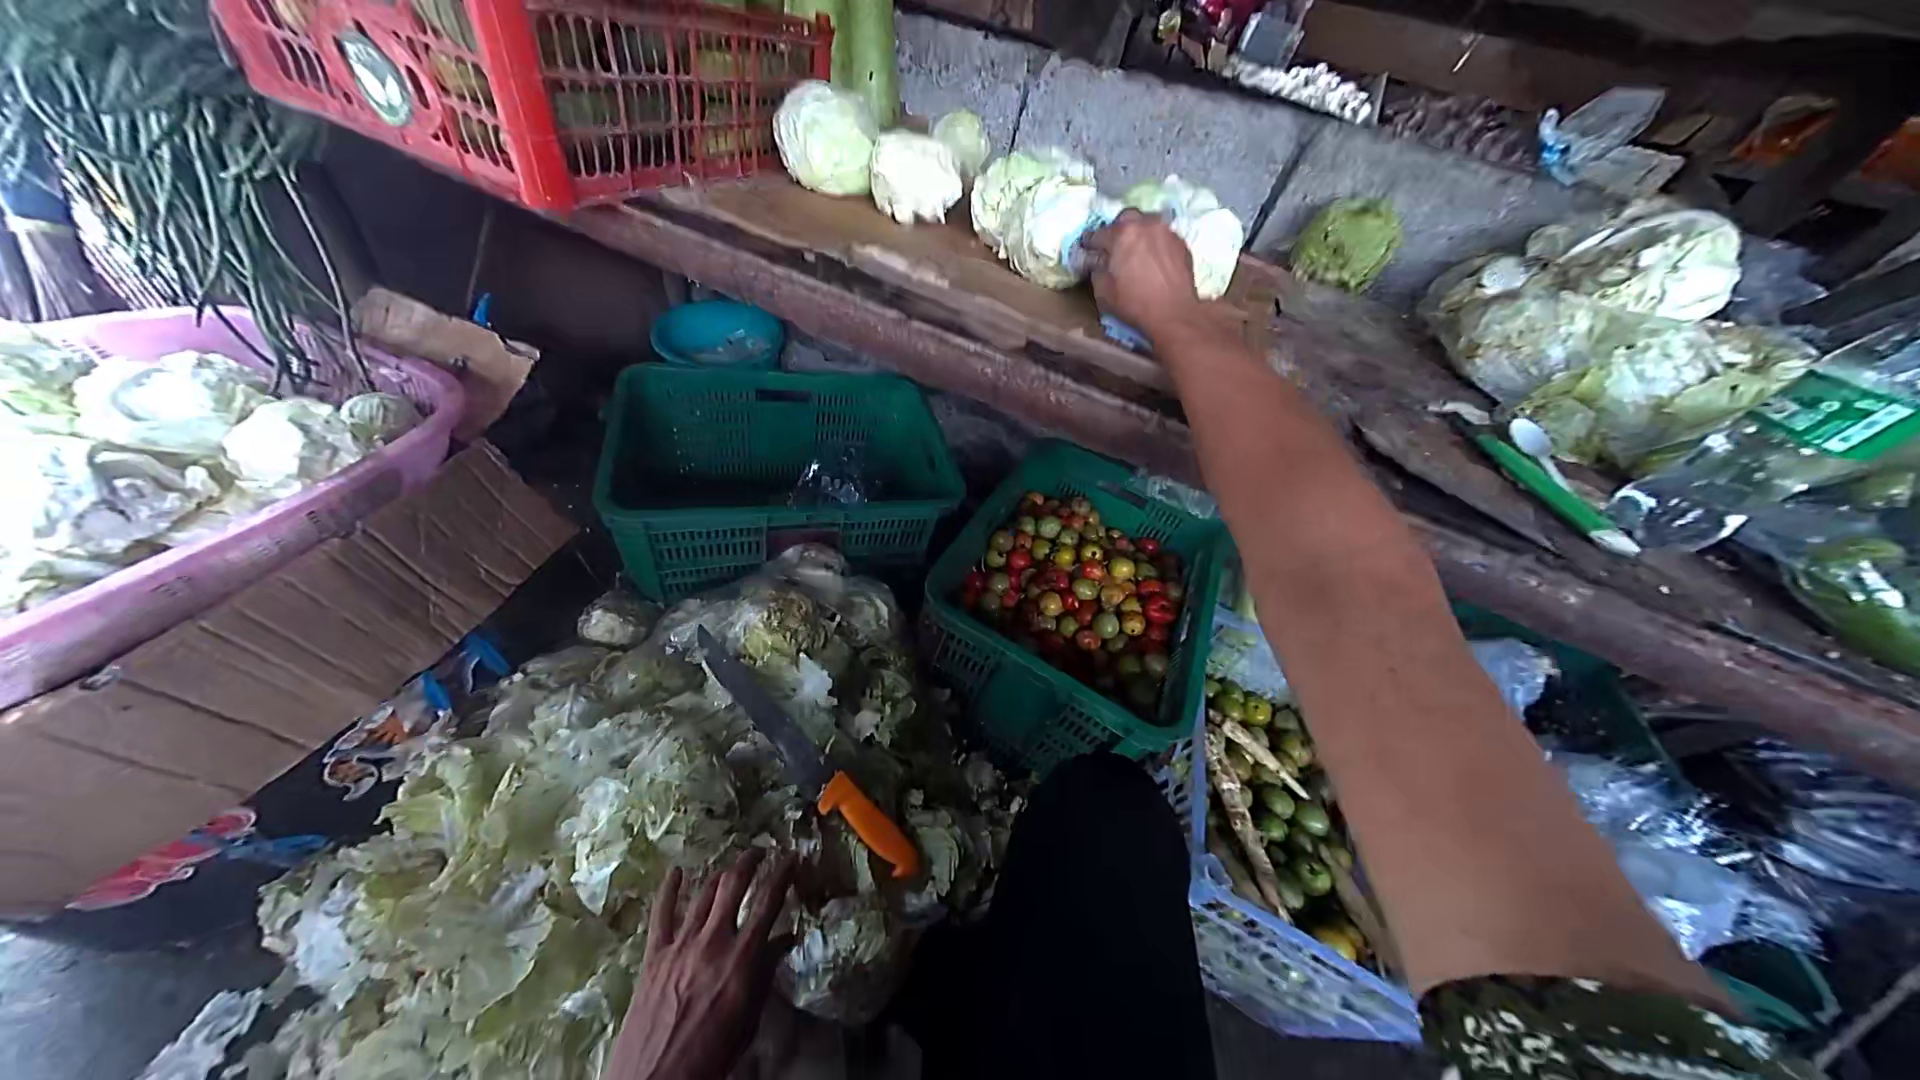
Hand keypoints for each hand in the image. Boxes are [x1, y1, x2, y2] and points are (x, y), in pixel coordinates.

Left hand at [603, 850, 798, 1079]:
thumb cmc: (711, 1056)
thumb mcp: (749, 1018)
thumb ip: (765, 973)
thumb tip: (783, 939)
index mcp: (742, 959)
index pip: (768, 902)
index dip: (783, 874)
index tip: (792, 857)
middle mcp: (713, 942)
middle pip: (733, 885)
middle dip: (749, 861)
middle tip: (759, 852)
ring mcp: (680, 946)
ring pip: (703, 893)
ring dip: (720, 874)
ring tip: (730, 867)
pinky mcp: (654, 956)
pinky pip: (661, 914)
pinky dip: (669, 890)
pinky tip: (677, 872)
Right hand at [1082, 210, 1205, 340]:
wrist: (1174, 313)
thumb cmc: (1134, 304)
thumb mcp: (1103, 292)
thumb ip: (1096, 271)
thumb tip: (1098, 261)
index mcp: (1122, 235)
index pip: (1098, 234)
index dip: (1089, 243)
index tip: (1086, 248)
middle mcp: (1145, 224)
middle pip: (1126, 219)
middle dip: (1116, 230)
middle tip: (1113, 247)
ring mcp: (1166, 231)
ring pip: (1147, 223)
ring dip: (1137, 233)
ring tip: (1135, 250)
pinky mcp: (1181, 242)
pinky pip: (1162, 236)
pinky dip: (1154, 243)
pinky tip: (1153, 258)